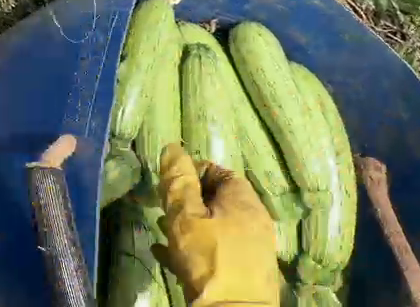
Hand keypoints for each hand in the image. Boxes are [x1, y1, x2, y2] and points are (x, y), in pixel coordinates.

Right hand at [153, 143, 281, 306]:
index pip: (219, 171)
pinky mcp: (247, 272)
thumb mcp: (184, 213)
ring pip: (216, 224)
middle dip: (187, 199)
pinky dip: (196, 245)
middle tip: (164, 206)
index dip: (191, 171)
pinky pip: (218, 249)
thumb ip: (178, 179)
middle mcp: (255, 223)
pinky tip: (170, 253)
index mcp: (245, 203)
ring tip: (164, 229)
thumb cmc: (208, 257)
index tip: (170, 184)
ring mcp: (253, 249)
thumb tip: (173, 148)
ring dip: (189, 223)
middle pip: (217, 199)